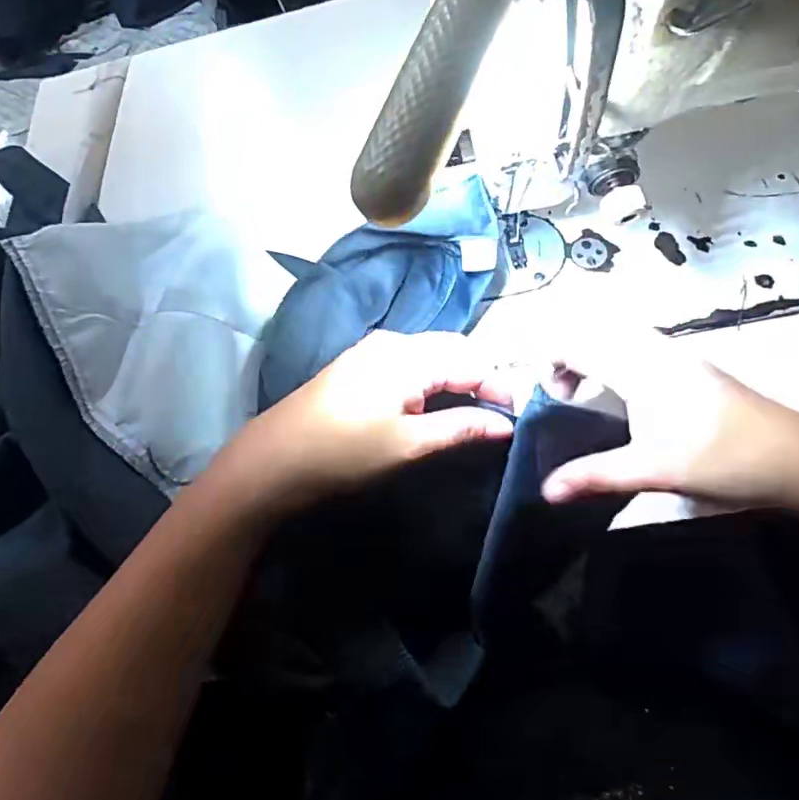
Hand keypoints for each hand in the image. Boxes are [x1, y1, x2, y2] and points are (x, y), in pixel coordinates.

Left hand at [209, 331, 515, 511]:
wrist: (276, 457)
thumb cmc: (344, 452)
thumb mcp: (408, 444)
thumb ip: (460, 427)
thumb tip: (505, 422)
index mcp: (408, 355)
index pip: (473, 359)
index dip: (501, 385)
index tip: (523, 414)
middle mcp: (392, 341)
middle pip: (453, 349)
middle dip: (482, 376)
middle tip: (502, 413)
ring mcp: (371, 351)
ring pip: (431, 355)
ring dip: (457, 377)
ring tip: (476, 411)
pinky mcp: (358, 365)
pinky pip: (409, 362)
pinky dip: (431, 379)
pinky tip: (436, 403)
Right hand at [540, 332, 798, 518]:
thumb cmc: (726, 461)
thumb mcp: (654, 472)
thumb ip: (595, 476)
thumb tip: (545, 490)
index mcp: (642, 369)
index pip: (577, 342)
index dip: (545, 356)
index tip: (535, 387)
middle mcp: (657, 351)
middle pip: (592, 329)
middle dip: (562, 351)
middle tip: (555, 391)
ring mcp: (677, 356)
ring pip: (615, 335)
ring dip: (587, 353)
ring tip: (578, 391)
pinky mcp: (690, 367)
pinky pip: (634, 345)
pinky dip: (609, 358)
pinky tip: (616, 394)